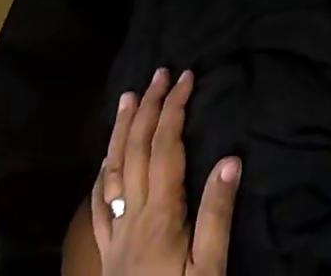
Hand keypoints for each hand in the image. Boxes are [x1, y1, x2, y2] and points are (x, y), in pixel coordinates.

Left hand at [90, 69, 241, 275]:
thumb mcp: (209, 266)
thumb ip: (217, 212)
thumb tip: (231, 157)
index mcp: (159, 214)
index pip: (164, 148)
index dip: (174, 108)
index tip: (188, 77)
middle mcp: (131, 216)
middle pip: (134, 151)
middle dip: (149, 108)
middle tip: (160, 73)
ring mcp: (114, 233)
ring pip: (112, 171)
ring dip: (121, 131)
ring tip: (129, 98)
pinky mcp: (107, 249)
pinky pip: (99, 204)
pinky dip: (102, 172)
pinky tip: (105, 160)